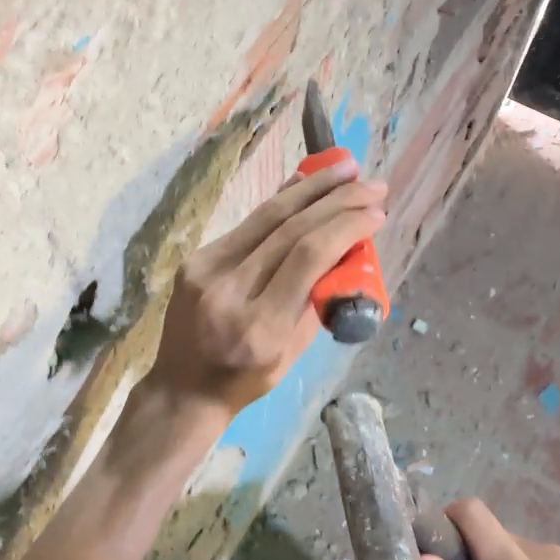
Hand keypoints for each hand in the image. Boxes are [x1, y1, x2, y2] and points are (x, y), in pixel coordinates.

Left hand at [146, 160, 385, 419]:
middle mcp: (230, 291)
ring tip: (345, 169)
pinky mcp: (194, 261)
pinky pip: (244, 227)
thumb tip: (343, 249)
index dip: (346, 227)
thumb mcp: (291, 353)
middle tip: (371, 185)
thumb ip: (315, 300)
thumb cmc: (244, 380)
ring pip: (265, 218)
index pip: (308, 257)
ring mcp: (206, 272)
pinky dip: (277, 205)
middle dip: (337, 200)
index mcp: (260, 325)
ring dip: (309, 189)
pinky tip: (302, 188)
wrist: (182, 390)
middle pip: (290, 230)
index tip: (377, 214)